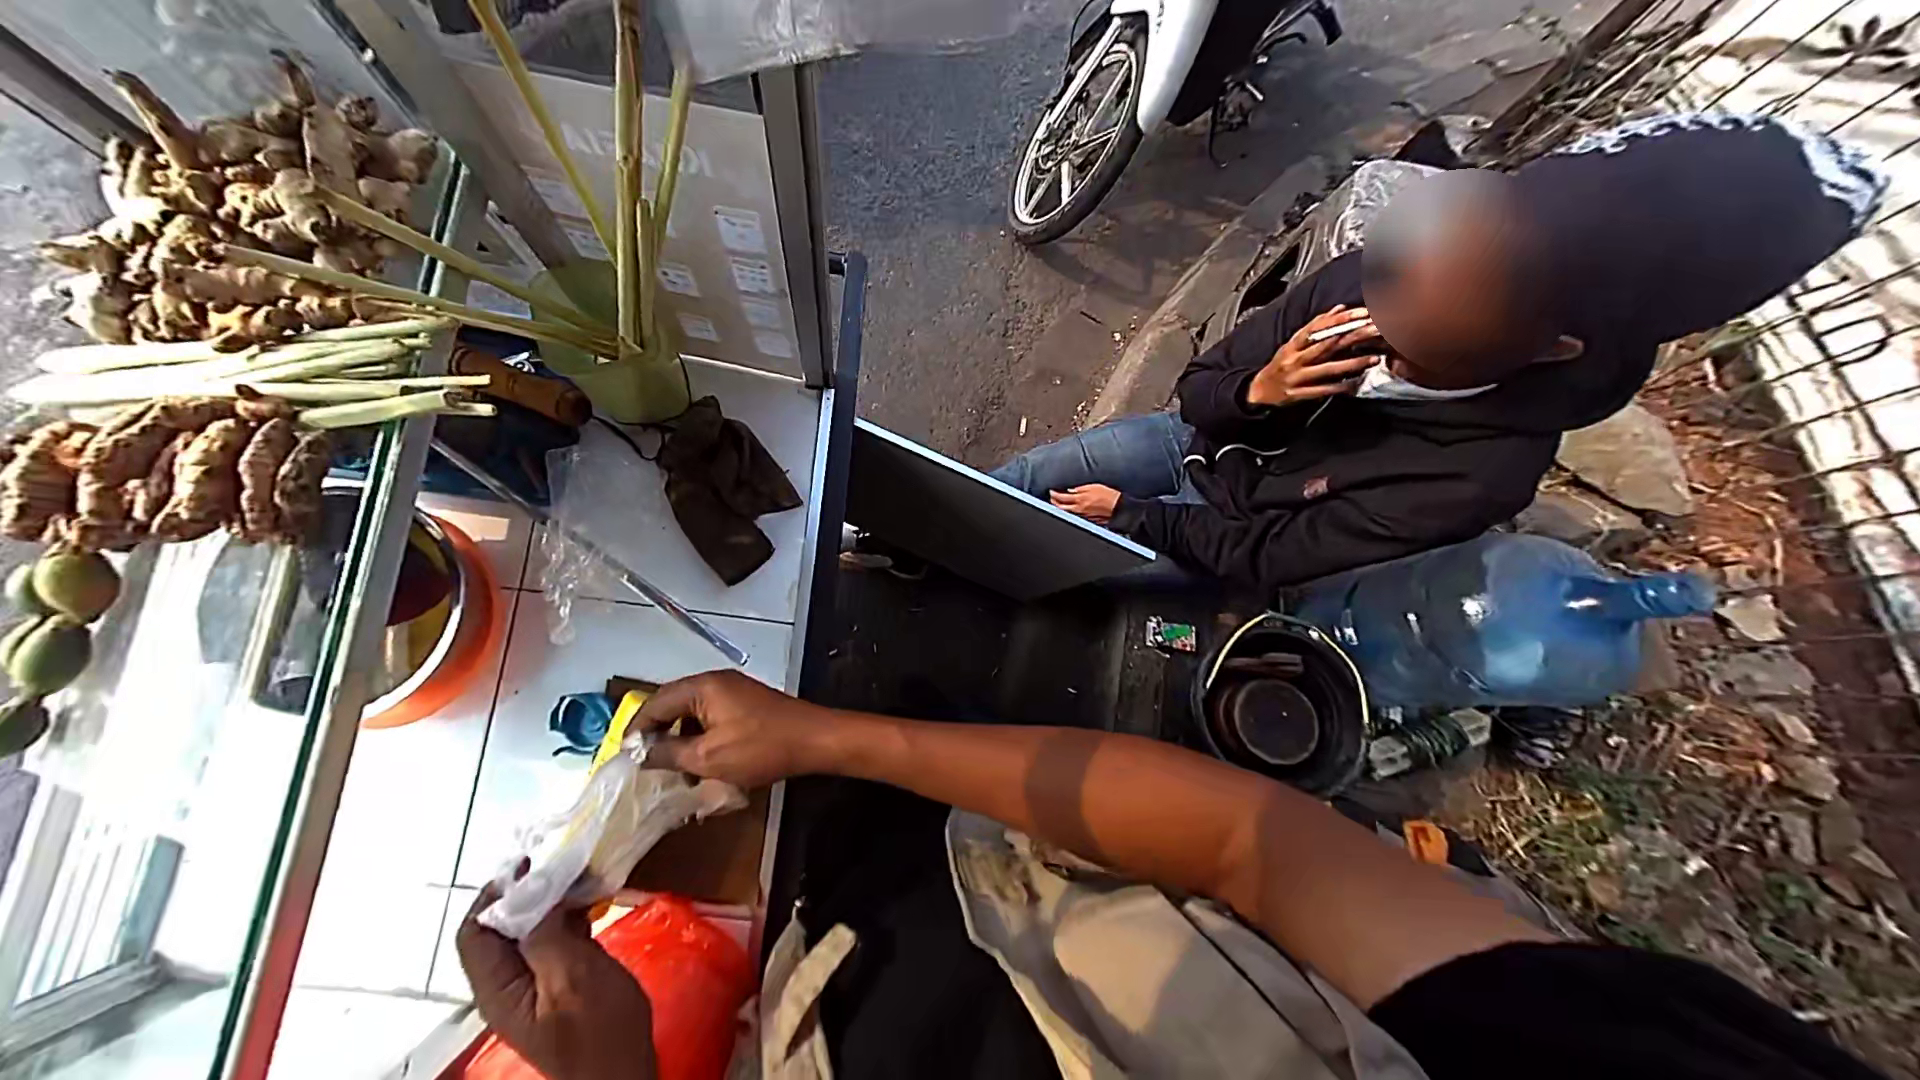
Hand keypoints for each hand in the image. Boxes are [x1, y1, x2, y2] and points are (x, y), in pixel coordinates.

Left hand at [456, 878, 655, 1079]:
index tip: (530, 863)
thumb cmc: (599, 1030)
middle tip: (562, 860)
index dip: (495, 895)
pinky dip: (570, 912)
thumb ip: (548, 936)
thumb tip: (539, 893)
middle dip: (528, 890)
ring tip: (582, 871)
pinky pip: (555, 936)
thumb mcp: (573, 979)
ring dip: (552, 898)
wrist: (623, 1073)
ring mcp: (537, 981)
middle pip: (502, 927)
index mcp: (499, 989)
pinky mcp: (562, 978)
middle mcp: (509, 983)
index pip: (475, 933)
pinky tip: (596, 896)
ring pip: (531, 928)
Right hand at [637, 670, 839, 787]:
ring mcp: (734, 690)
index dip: (635, 730)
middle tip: (645, 763)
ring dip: (680, 738)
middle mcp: (716, 681)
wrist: (815, 740)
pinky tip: (703, 762)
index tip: (623, 757)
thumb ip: (668, 753)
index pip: (654, 702)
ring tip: (673, 768)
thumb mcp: (707, 757)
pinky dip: (701, 737)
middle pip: (672, 704)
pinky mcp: (747, 703)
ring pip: (692, 712)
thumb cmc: (760, 747)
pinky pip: (712, 716)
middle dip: (657, 734)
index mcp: (702, 686)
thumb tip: (639, 752)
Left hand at [1049, 484, 1120, 523]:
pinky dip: (1069, 512)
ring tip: (1057, 503)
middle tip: (1052, 497)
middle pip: (1060, 507)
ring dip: (1060, 508)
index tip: (1051, 491)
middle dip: (1053, 502)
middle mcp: (1079, 509)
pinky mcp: (1086, 520)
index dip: (1054, 494)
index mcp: (1080, 500)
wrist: (1118, 507)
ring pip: (1066, 513)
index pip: (1061, 497)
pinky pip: (1074, 516)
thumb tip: (1070, 490)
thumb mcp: (1094, 487)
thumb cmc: (1109, 495)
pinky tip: (1069, 509)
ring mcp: (1082, 516)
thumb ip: (1080, 488)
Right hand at [1245, 305, 1384, 407]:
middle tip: (1376, 331)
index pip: (1318, 328)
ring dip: (1351, 364)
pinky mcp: (1297, 394)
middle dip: (1352, 337)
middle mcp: (1294, 359)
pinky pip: (1320, 390)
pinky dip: (1337, 388)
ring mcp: (1296, 377)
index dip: (1340, 320)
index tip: (1363, 313)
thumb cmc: (1279, 366)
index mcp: (1293, 345)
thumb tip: (1339, 308)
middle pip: (1327, 346)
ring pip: (1327, 369)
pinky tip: (1353, 385)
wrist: (1258, 392)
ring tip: (1373, 359)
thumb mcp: (1292, 345)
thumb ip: (1315, 327)